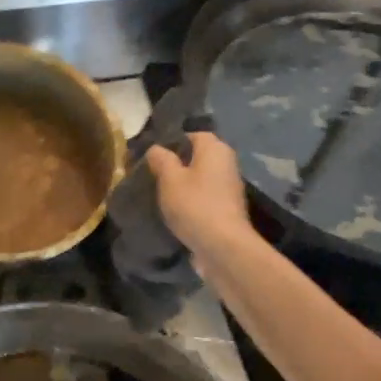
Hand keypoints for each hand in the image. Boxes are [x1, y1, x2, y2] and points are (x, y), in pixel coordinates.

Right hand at [146, 131, 251, 253]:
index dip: (172, 141)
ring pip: (200, 178)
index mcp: (215, 149)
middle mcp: (226, 163)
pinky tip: (174, 211)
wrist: (222, 246)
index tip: (152, 155)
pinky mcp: (226, 209)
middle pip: (197, 157)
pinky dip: (190, 201)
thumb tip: (156, 149)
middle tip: (152, 174)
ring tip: (159, 193)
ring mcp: (229, 188)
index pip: (193, 134)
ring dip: (183, 184)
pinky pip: (204, 197)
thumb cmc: (195, 205)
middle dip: (176, 164)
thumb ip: (161, 160)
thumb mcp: (170, 179)